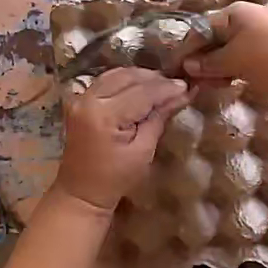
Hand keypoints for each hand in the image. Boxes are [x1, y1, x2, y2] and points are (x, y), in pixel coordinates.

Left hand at [52, 67, 190, 213]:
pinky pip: (106, 81)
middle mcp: (89, 100)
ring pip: (116, 74)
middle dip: (154, 79)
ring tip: (161, 86)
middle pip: (127, 77)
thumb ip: (159, 117)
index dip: (166, 88)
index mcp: (104, 115)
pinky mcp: (79, 101)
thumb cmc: (115, 178)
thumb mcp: (143, 150)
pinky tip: (141, 88)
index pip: (142, 92)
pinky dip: (125, 80)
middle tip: (176, 86)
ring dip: (140, 77)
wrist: (81, 192)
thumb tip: (182, 94)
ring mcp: (80, 99)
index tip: (187, 86)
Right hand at [184, 2, 267, 100]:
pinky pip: (246, 59)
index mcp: (234, 13)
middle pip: (215, 41)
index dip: (186, 53)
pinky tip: (234, 83)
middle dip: (203, 62)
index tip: (175, 75)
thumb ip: (208, 63)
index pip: (200, 31)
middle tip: (194, 86)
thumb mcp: (234, 60)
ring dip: (220, 69)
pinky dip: (236, 71)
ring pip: (231, 52)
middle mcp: (247, 19)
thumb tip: (188, 65)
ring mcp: (263, 34)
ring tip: (214, 86)